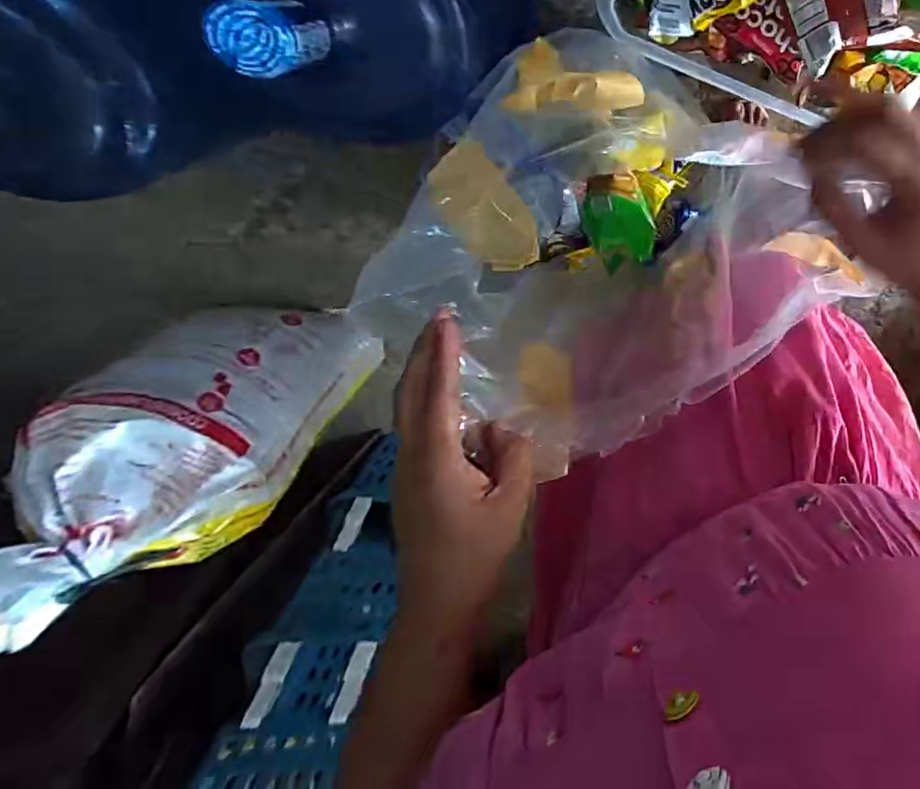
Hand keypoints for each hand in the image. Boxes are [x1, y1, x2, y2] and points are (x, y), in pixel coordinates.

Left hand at [389, 309, 534, 622]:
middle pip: (411, 392)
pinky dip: (430, 399)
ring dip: (424, 373)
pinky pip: (418, 426)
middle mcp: (412, 455)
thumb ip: (513, 453)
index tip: (446, 319)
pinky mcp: (410, 478)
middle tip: (438, 318)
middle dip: (424, 352)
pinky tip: (451, 398)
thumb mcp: (512, 502)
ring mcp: (405, 467)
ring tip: (444, 346)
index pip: (439, 393)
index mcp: (436, 458)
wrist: (437, 602)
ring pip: (409, 408)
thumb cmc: (477, 553)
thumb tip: (499, 427)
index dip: (442, 354)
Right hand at [799, 95, 919, 310]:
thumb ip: (834, 207)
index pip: (867, 141)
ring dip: (862, 111)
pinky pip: (912, 122)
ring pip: (901, 110)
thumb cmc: (910, 266)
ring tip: (831, 119)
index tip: (802, 153)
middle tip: (813, 118)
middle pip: (887, 110)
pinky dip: (881, 122)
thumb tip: (810, 175)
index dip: (829, 141)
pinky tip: (859, 131)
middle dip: (843, 110)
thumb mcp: (864, 243)